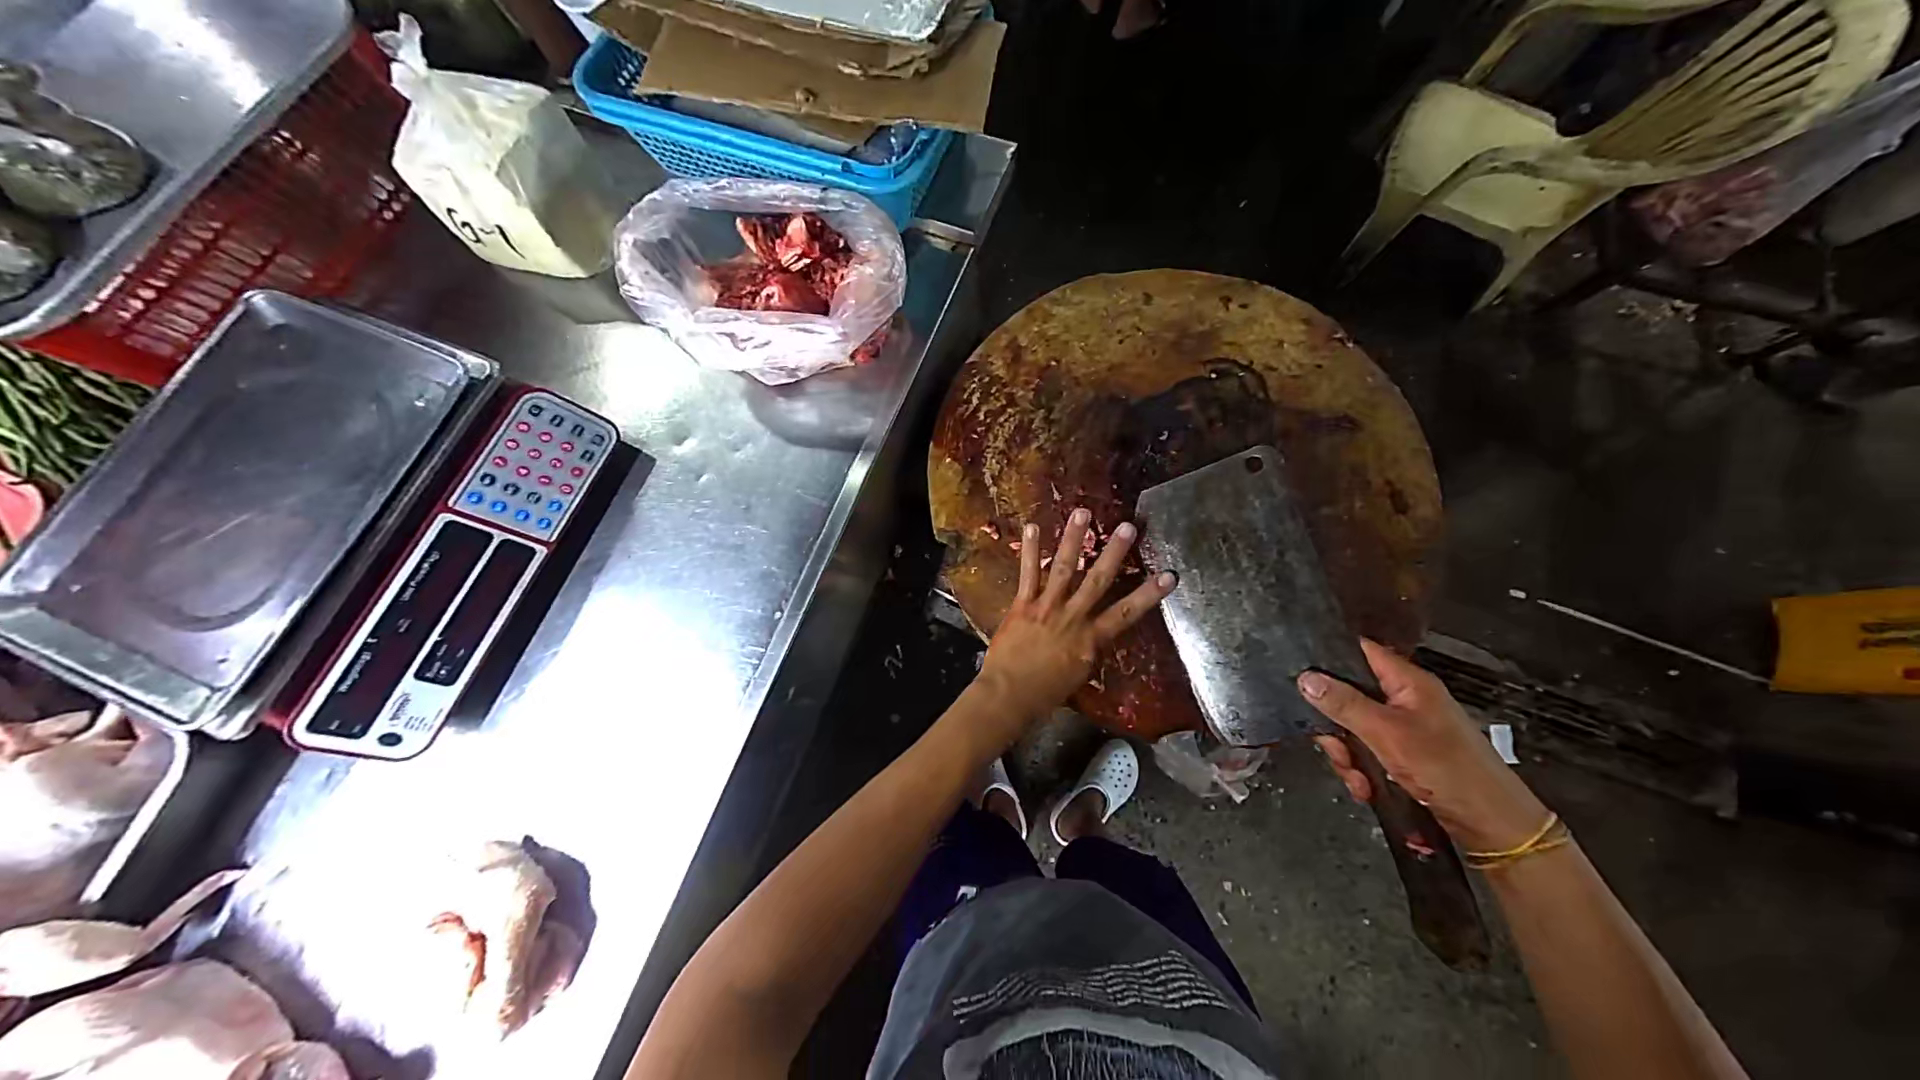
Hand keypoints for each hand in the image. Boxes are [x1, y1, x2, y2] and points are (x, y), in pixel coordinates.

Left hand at [976, 508, 1175, 727]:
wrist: (1009, 696)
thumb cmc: (1044, 694)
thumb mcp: (1077, 675)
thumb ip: (1086, 650)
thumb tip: (1093, 636)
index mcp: (1090, 639)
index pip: (1127, 614)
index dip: (1149, 594)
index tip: (1170, 575)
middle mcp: (1072, 618)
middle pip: (1097, 580)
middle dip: (1114, 553)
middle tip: (1128, 527)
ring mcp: (1046, 608)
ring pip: (1063, 568)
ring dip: (1073, 539)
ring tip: (1082, 512)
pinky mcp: (1022, 605)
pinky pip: (1027, 573)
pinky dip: (1029, 550)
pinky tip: (1031, 527)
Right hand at [1301, 639, 1549, 852]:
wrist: (1492, 825)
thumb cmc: (1446, 769)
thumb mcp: (1387, 733)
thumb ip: (1344, 704)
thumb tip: (1305, 677)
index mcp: (1408, 682)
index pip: (1361, 651)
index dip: (1329, 656)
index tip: (1299, 672)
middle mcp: (1404, 700)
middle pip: (1348, 696)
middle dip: (1335, 726)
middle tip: (1336, 748)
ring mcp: (1404, 728)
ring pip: (1353, 728)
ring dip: (1347, 755)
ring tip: (1358, 779)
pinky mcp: (1404, 754)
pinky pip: (1367, 752)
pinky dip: (1362, 770)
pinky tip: (1366, 788)